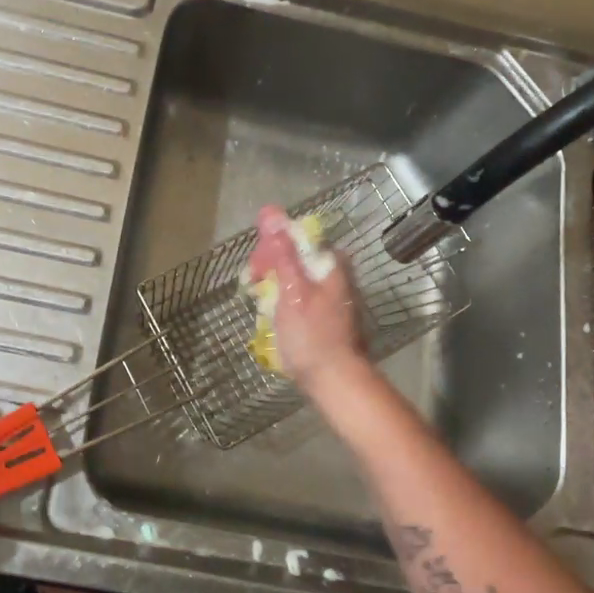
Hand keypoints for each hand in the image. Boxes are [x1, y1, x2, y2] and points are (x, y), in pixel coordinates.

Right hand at [248, 205, 369, 390]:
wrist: (336, 380)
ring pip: (298, 280)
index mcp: (332, 264)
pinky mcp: (331, 318)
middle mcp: (338, 275)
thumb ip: (282, 251)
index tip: (255, 272)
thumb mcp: (292, 290)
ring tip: (265, 310)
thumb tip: (270, 211)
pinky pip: (304, 300)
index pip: (296, 239)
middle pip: (297, 259)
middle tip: (256, 291)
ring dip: (277, 289)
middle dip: (272, 271)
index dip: (270, 251)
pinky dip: (288, 305)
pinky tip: (279, 322)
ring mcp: (337, 298)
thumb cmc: (311, 335)